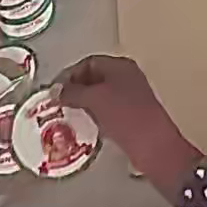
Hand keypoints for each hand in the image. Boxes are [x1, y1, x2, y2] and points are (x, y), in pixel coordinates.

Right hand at [60, 54, 198, 200]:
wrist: (152, 145)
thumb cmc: (126, 115)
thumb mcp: (94, 99)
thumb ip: (73, 92)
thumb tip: (57, 91)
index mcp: (121, 66)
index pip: (89, 62)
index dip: (70, 73)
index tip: (54, 88)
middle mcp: (128, 77)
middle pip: (95, 76)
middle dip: (75, 88)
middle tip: (58, 102)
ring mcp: (131, 96)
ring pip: (100, 94)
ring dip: (83, 102)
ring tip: (67, 114)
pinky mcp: (132, 115)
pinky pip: (107, 108)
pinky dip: (94, 113)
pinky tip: (85, 124)